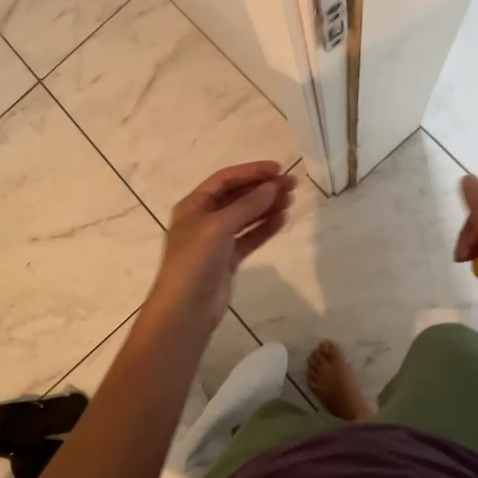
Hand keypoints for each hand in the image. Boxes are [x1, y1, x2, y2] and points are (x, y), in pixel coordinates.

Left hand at [146, 161, 295, 328]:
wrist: (185, 309)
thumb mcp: (218, 226)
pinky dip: (264, 228)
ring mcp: (215, 240)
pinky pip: (248, 237)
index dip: (251, 171)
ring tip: (291, 199)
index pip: (225, 179)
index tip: (278, 168)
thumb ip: (246, 205)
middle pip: (236, 196)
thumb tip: (272, 187)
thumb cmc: (195, 260)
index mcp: (193, 205)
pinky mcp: (227, 259)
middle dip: (262, 188)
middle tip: (292, 184)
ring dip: (266, 206)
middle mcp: (203, 219)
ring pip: (245, 217)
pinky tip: (282, 219)